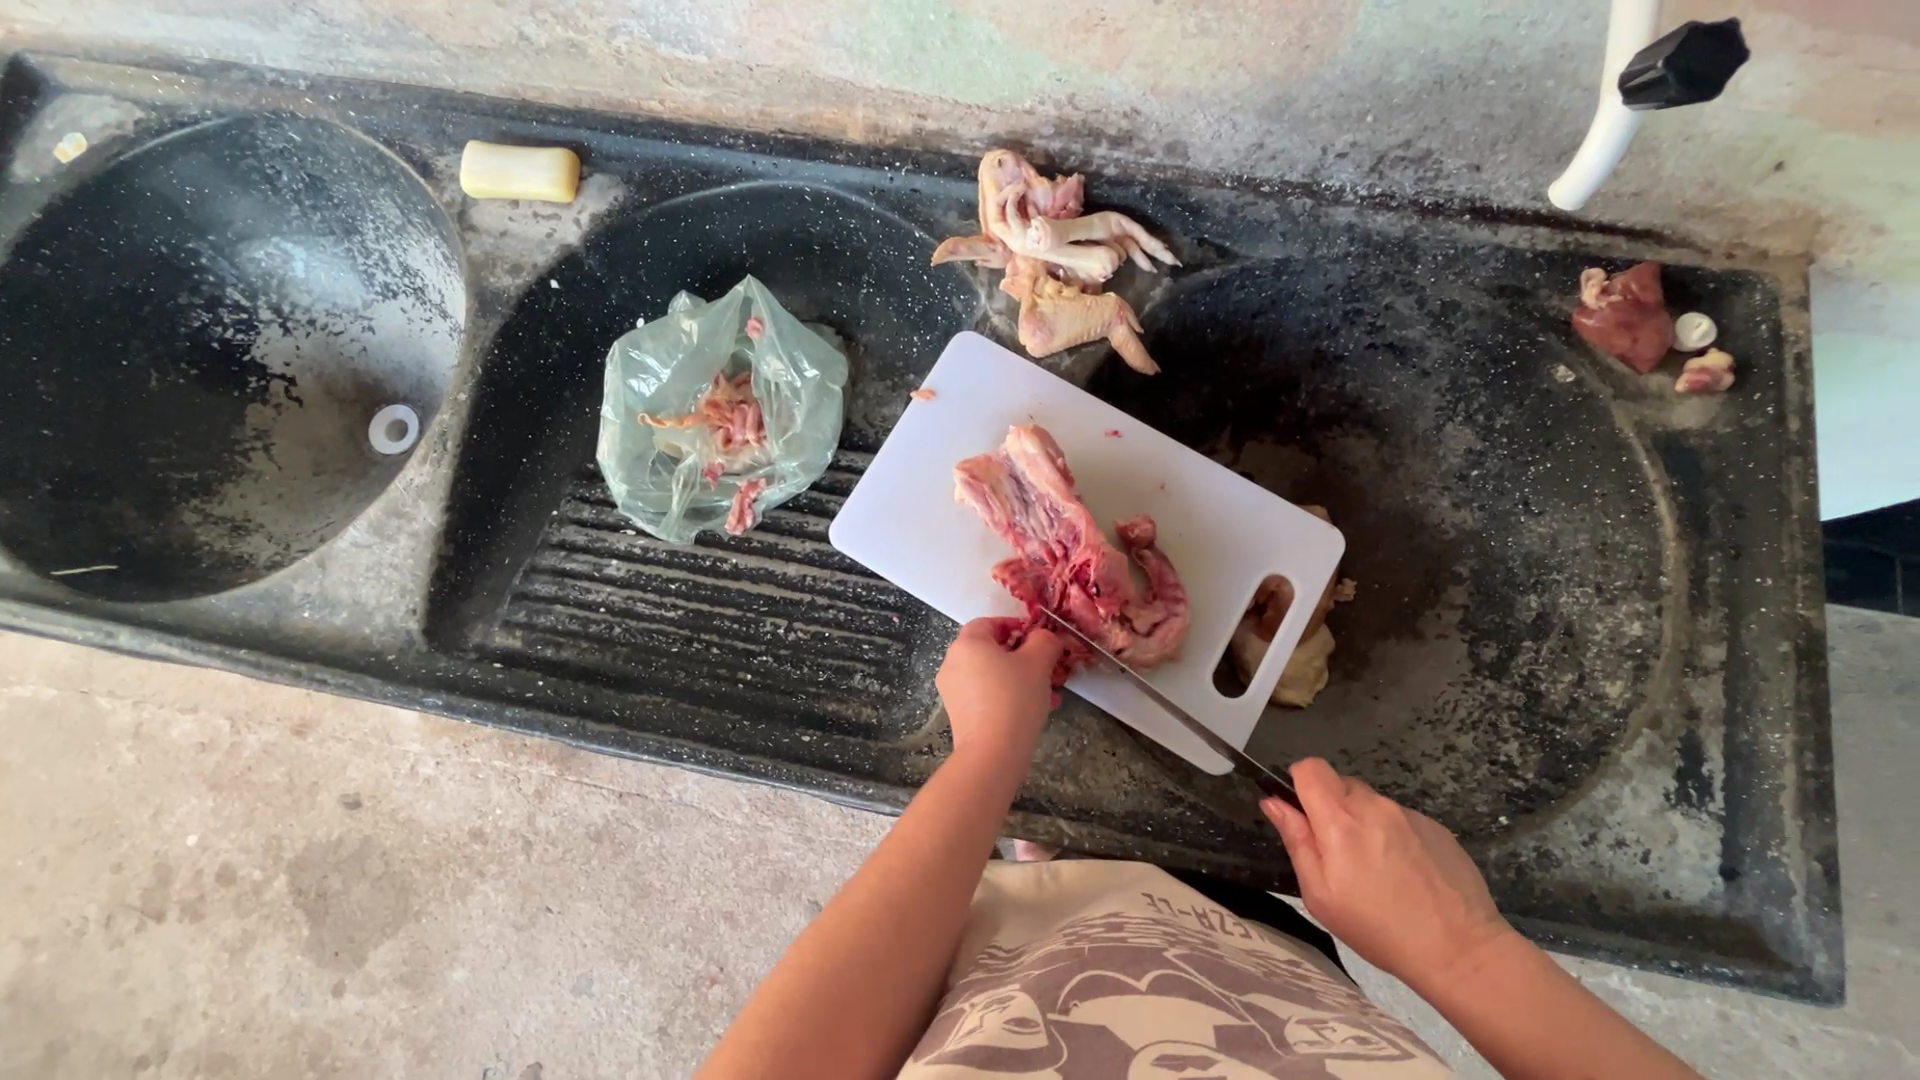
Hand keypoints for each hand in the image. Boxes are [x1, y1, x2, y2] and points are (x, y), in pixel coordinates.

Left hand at [936, 618, 1062, 766]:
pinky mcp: (958, 714)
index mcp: (967, 643)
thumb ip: (1044, 641)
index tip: (1039, 640)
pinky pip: (985, 695)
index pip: (989, 622)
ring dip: (1019, 678)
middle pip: (990, 650)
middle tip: (1047, 668)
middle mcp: (952, 663)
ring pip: (990, 675)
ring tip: (1047, 693)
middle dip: (1022, 657)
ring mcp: (952, 690)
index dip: (1016, 626)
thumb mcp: (1038, 662)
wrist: (993, 751)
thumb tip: (1044, 637)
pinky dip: (1006, 696)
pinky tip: (1032, 710)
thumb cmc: (1014, 697)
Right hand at [1263, 758, 1514, 989]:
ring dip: (1364, 822)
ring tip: (1377, 868)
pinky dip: (1394, 835)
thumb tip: (1273, 803)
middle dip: (1332, 807)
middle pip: (1340, 782)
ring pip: (1371, 802)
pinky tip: (1406, 873)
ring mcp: (1409, 814)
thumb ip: (1296, 841)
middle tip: (1339, 852)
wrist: (1461, 951)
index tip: (1303, 813)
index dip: (1299, 783)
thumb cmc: (1378, 929)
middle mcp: (1375, 806)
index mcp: (1340, 820)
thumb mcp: (1320, 895)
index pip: (1310, 767)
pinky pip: (1401, 818)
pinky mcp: (1436, 827)